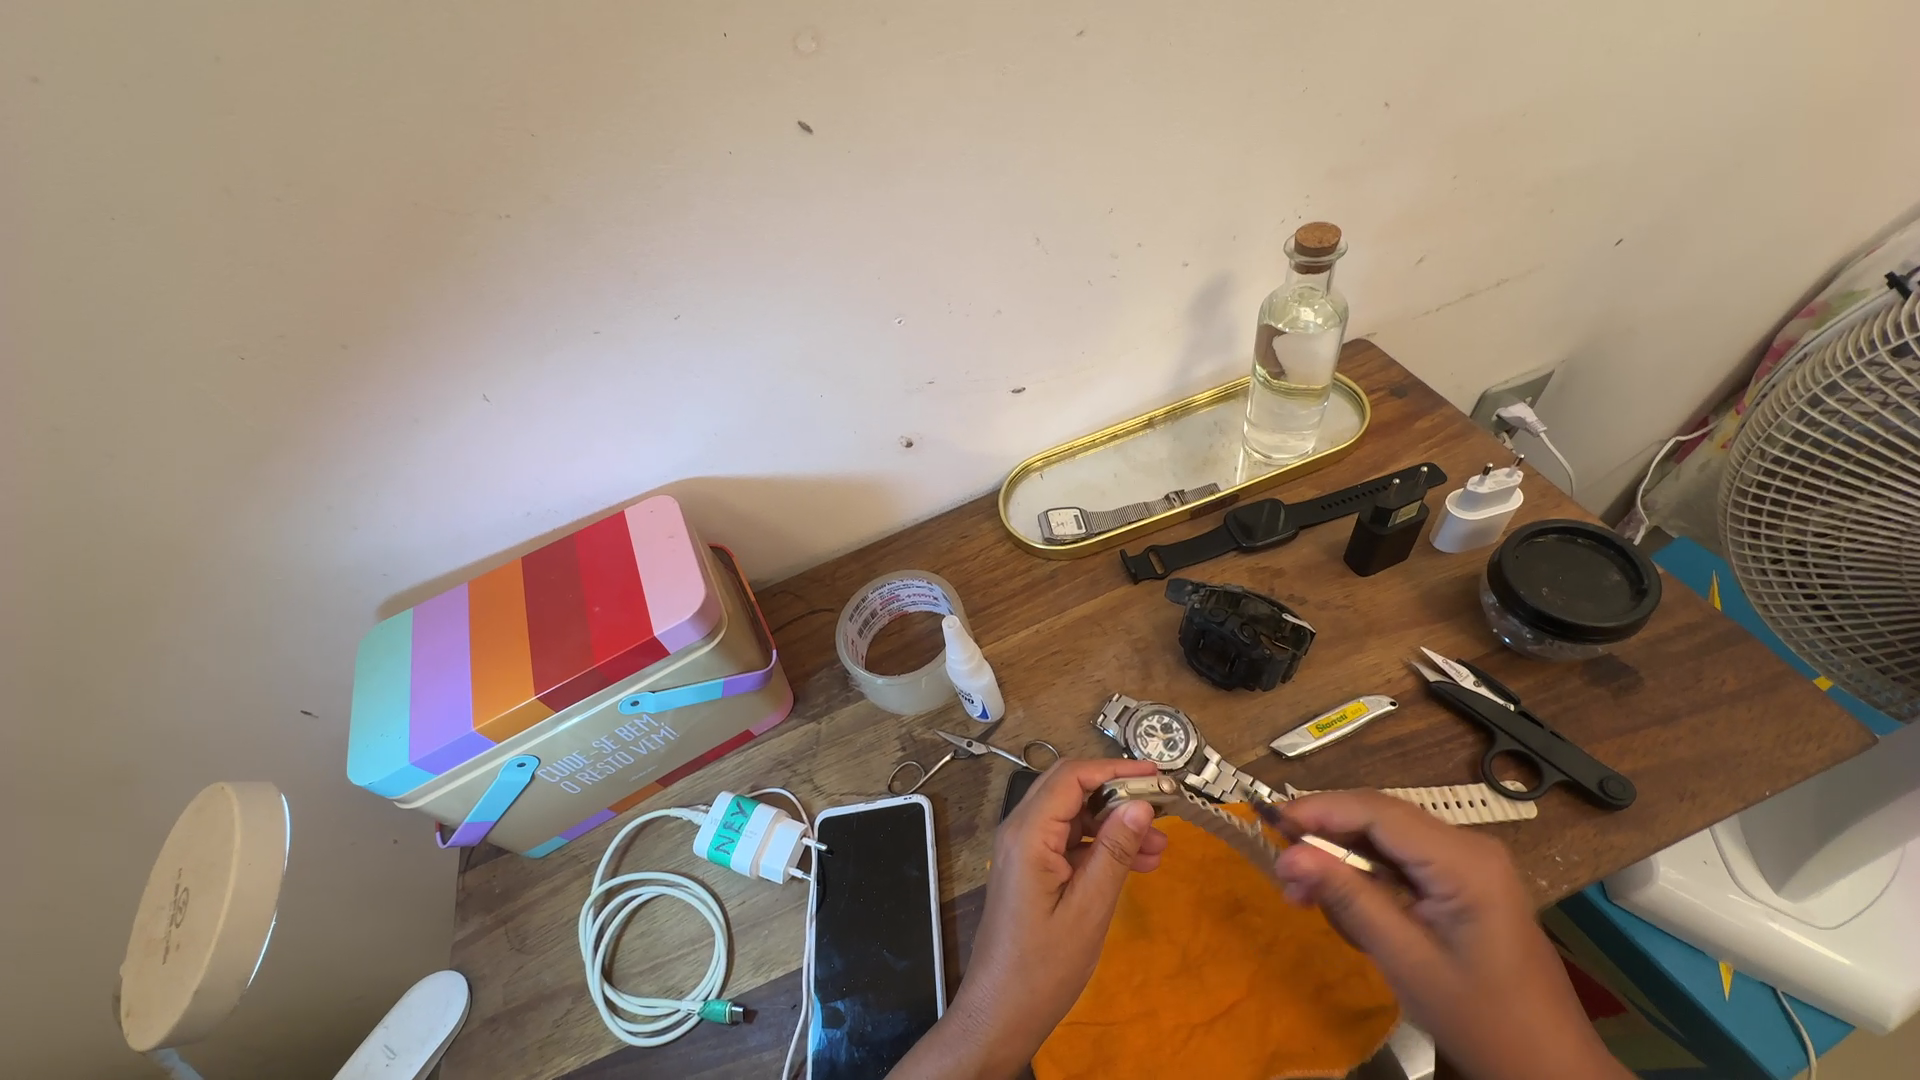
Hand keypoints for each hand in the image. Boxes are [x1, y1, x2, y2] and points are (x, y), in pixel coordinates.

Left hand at [889, 759, 1168, 1078]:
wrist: (1000, 1012)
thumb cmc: (1042, 967)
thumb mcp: (1088, 909)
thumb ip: (1114, 851)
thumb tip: (1141, 804)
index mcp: (1028, 832)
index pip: (1072, 776)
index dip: (1115, 769)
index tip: (1157, 776)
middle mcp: (1021, 830)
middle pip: (1072, 789)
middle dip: (1118, 793)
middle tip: (1163, 809)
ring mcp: (1025, 849)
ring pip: (1074, 815)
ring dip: (1115, 823)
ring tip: (1159, 848)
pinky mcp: (1032, 868)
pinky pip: (1070, 841)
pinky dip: (1102, 846)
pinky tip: (1137, 864)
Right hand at [1270, 791, 1630, 1079]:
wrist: (1550, 1068)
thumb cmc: (1481, 1017)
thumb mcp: (1404, 959)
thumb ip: (1346, 898)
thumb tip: (1287, 854)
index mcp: (1463, 860)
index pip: (1375, 810)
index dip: (1318, 810)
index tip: (1269, 826)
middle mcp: (1467, 846)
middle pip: (1376, 818)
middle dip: (1325, 839)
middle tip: (1284, 875)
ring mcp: (1467, 862)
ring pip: (1382, 838)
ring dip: (1341, 861)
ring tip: (1307, 897)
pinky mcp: (1461, 880)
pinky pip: (1398, 860)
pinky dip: (1364, 877)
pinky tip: (1346, 907)